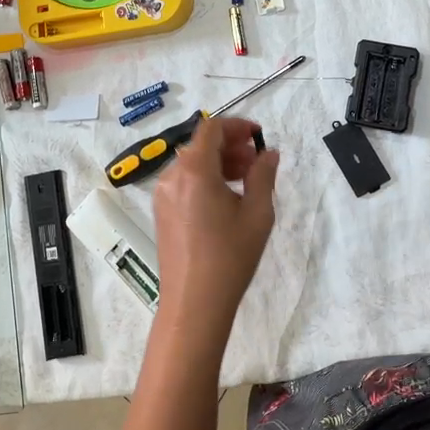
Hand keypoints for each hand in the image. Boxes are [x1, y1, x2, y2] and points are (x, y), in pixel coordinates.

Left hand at [149, 116, 279, 327]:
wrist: (194, 303)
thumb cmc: (230, 257)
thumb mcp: (258, 214)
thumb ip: (263, 176)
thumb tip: (268, 154)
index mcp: (194, 171)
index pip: (212, 129)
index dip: (237, 125)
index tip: (258, 136)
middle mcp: (172, 176)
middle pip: (200, 145)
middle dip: (230, 146)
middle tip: (256, 161)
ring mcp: (163, 195)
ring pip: (191, 163)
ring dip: (218, 162)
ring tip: (245, 180)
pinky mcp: (161, 212)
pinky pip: (184, 182)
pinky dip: (205, 179)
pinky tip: (225, 199)